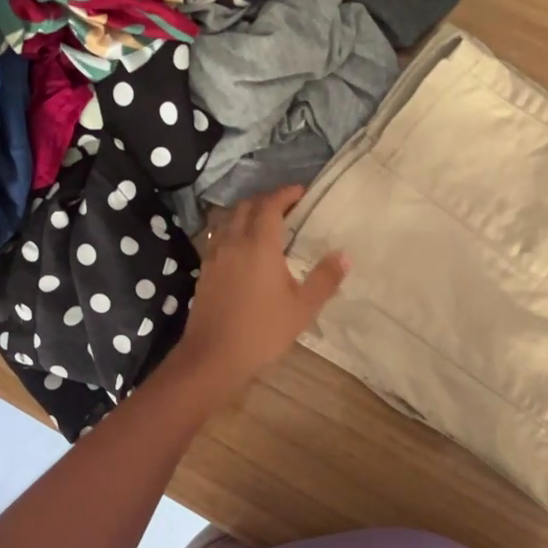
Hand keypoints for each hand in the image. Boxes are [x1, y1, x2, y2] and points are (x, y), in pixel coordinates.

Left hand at [170, 186, 347, 393]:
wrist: (213, 356)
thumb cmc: (262, 331)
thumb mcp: (302, 308)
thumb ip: (324, 279)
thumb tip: (344, 255)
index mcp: (259, 244)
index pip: (271, 205)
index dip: (285, 194)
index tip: (301, 191)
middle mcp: (234, 242)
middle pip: (246, 207)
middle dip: (265, 200)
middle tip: (285, 205)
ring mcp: (214, 256)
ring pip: (227, 220)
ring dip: (245, 213)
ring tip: (262, 222)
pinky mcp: (204, 271)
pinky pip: (217, 238)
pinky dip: (230, 231)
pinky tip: (240, 247)